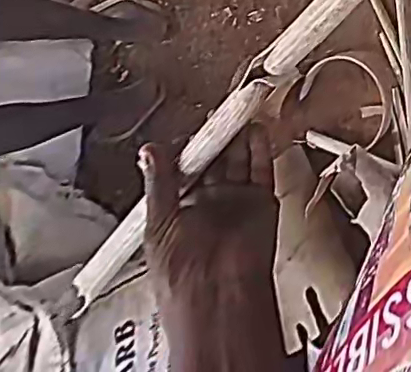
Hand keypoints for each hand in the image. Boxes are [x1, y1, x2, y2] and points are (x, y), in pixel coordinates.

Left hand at [142, 128, 284, 371]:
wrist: (217, 298)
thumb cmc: (182, 277)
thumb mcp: (159, 224)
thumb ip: (158, 183)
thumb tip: (148, 152)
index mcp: (182, 209)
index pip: (188, 166)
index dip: (190, 145)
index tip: (193, 126)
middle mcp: (211, 203)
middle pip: (216, 158)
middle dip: (217, 136)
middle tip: (218, 113)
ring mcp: (237, 201)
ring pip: (239, 158)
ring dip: (239, 136)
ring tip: (237, 112)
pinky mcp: (260, 202)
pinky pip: (261, 168)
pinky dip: (260, 148)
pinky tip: (255, 129)